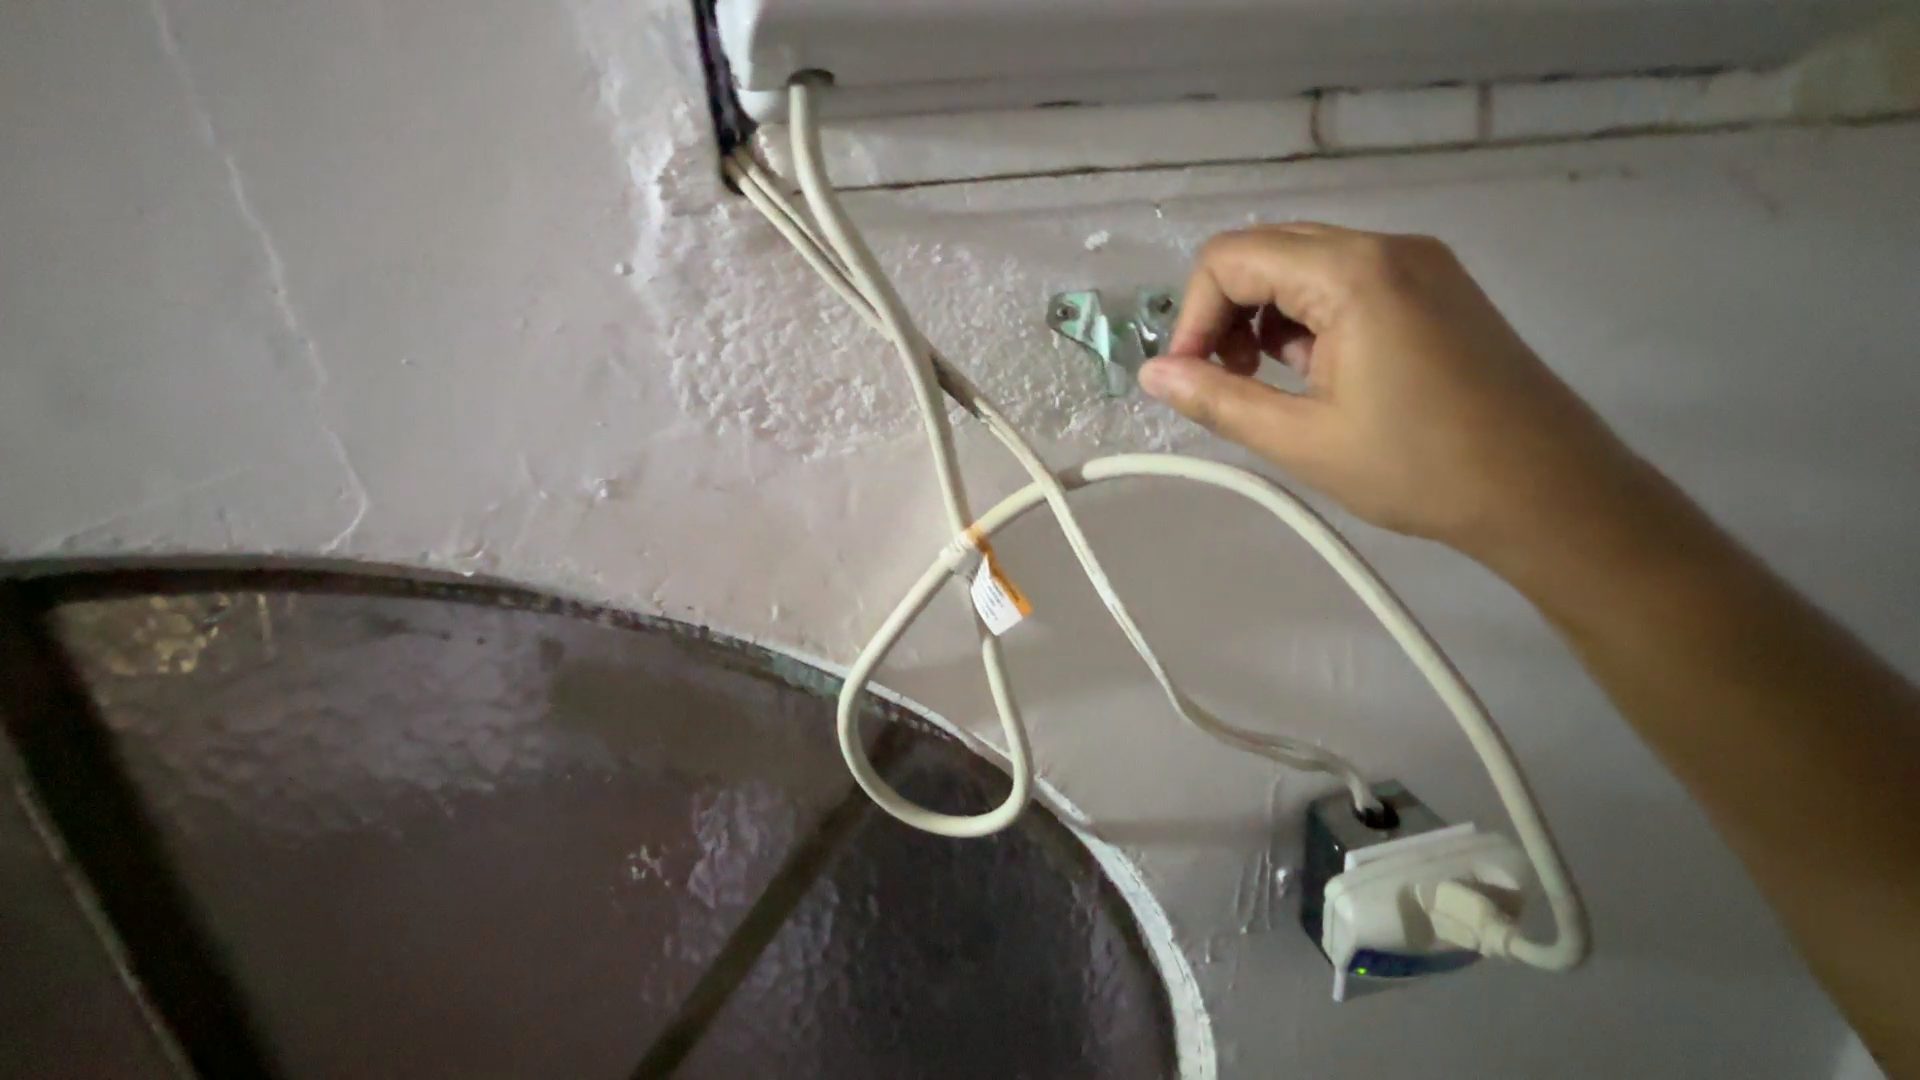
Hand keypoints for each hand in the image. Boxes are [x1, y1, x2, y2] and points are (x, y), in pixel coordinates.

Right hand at [1139, 224, 1645, 562]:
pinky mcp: (1435, 289)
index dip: (1193, 318)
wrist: (1548, 491)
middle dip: (1225, 315)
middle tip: (1223, 382)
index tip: (1189, 380)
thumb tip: (1151, 375)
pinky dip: (1308, 320)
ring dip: (1264, 318)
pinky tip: (1315, 375)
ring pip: (1303, 266)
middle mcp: (1386, 247)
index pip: (1230, 258)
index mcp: (1352, 272)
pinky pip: (1345, 283)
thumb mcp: (1300, 440)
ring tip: (1268, 384)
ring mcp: (1418, 264)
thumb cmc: (1419, 468)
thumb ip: (1216, 400)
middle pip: (1265, 251)